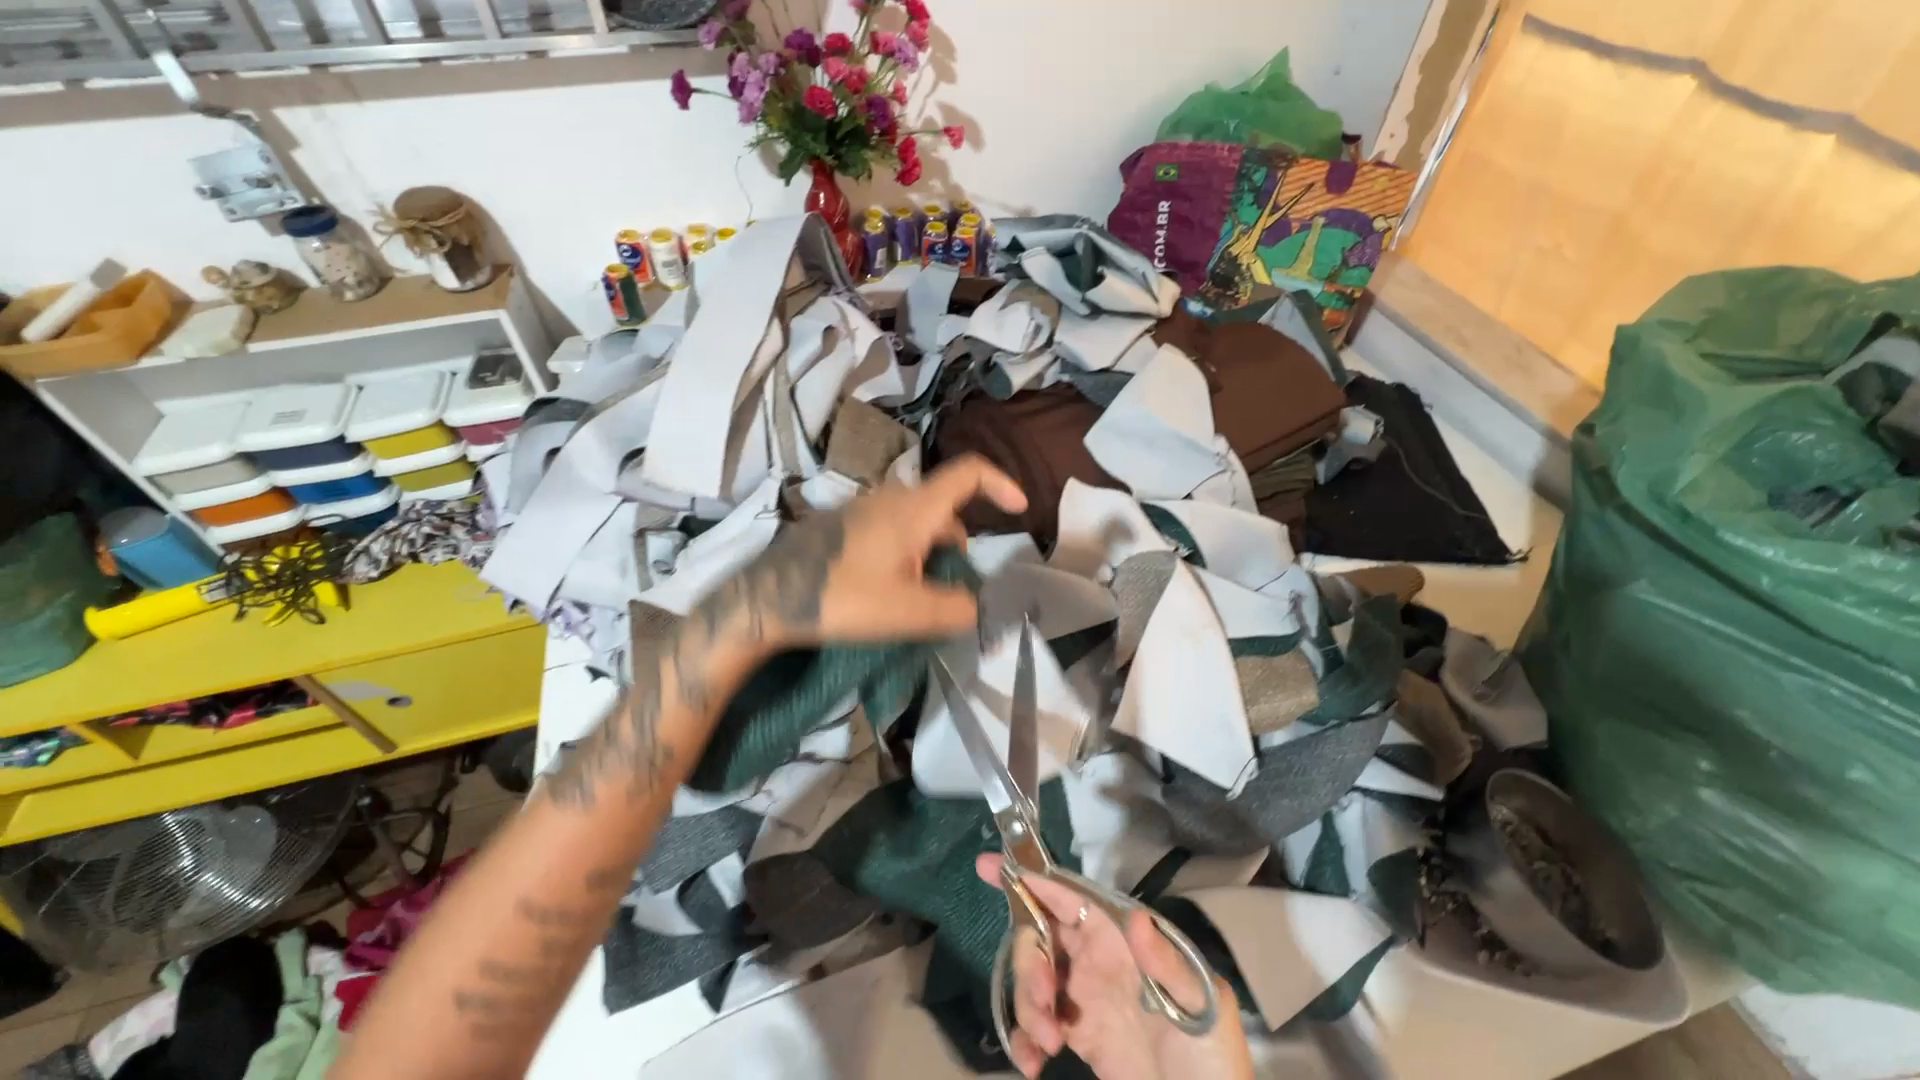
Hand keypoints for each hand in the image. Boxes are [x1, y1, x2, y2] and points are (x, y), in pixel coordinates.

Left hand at [699, 454, 1026, 652]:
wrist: (768, 599)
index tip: (1020, 510)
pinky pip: (890, 529)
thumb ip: (956, 609)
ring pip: (916, 522)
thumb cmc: (842, 598)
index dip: (1001, 484)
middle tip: (948, 593)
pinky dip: (904, 553)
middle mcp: (890, 497)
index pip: (968, 473)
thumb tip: (976, 606)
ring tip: (914, 599)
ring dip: (929, 554)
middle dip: (958, 547)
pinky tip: (884, 590)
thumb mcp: (909, 612)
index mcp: (914, 508)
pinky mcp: (841, 524)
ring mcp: (861, 508)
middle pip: (943, 508)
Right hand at [976, 854, 1254, 1079]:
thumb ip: (1166, 964)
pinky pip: (1036, 1024)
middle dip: (1028, 963)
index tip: (993, 866)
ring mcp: (1085, 997)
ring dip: (1027, 1007)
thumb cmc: (1210, 1056)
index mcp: (1126, 943)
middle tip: (1043, 1000)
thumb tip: (1135, 917)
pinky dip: (1024, 1040)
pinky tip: (1031, 1063)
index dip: (1037, 881)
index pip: (1075, 901)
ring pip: (1033, 980)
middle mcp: (1100, 961)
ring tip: (1048, 1045)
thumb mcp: (1200, 1006)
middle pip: (1042, 938)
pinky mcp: (1078, 1034)